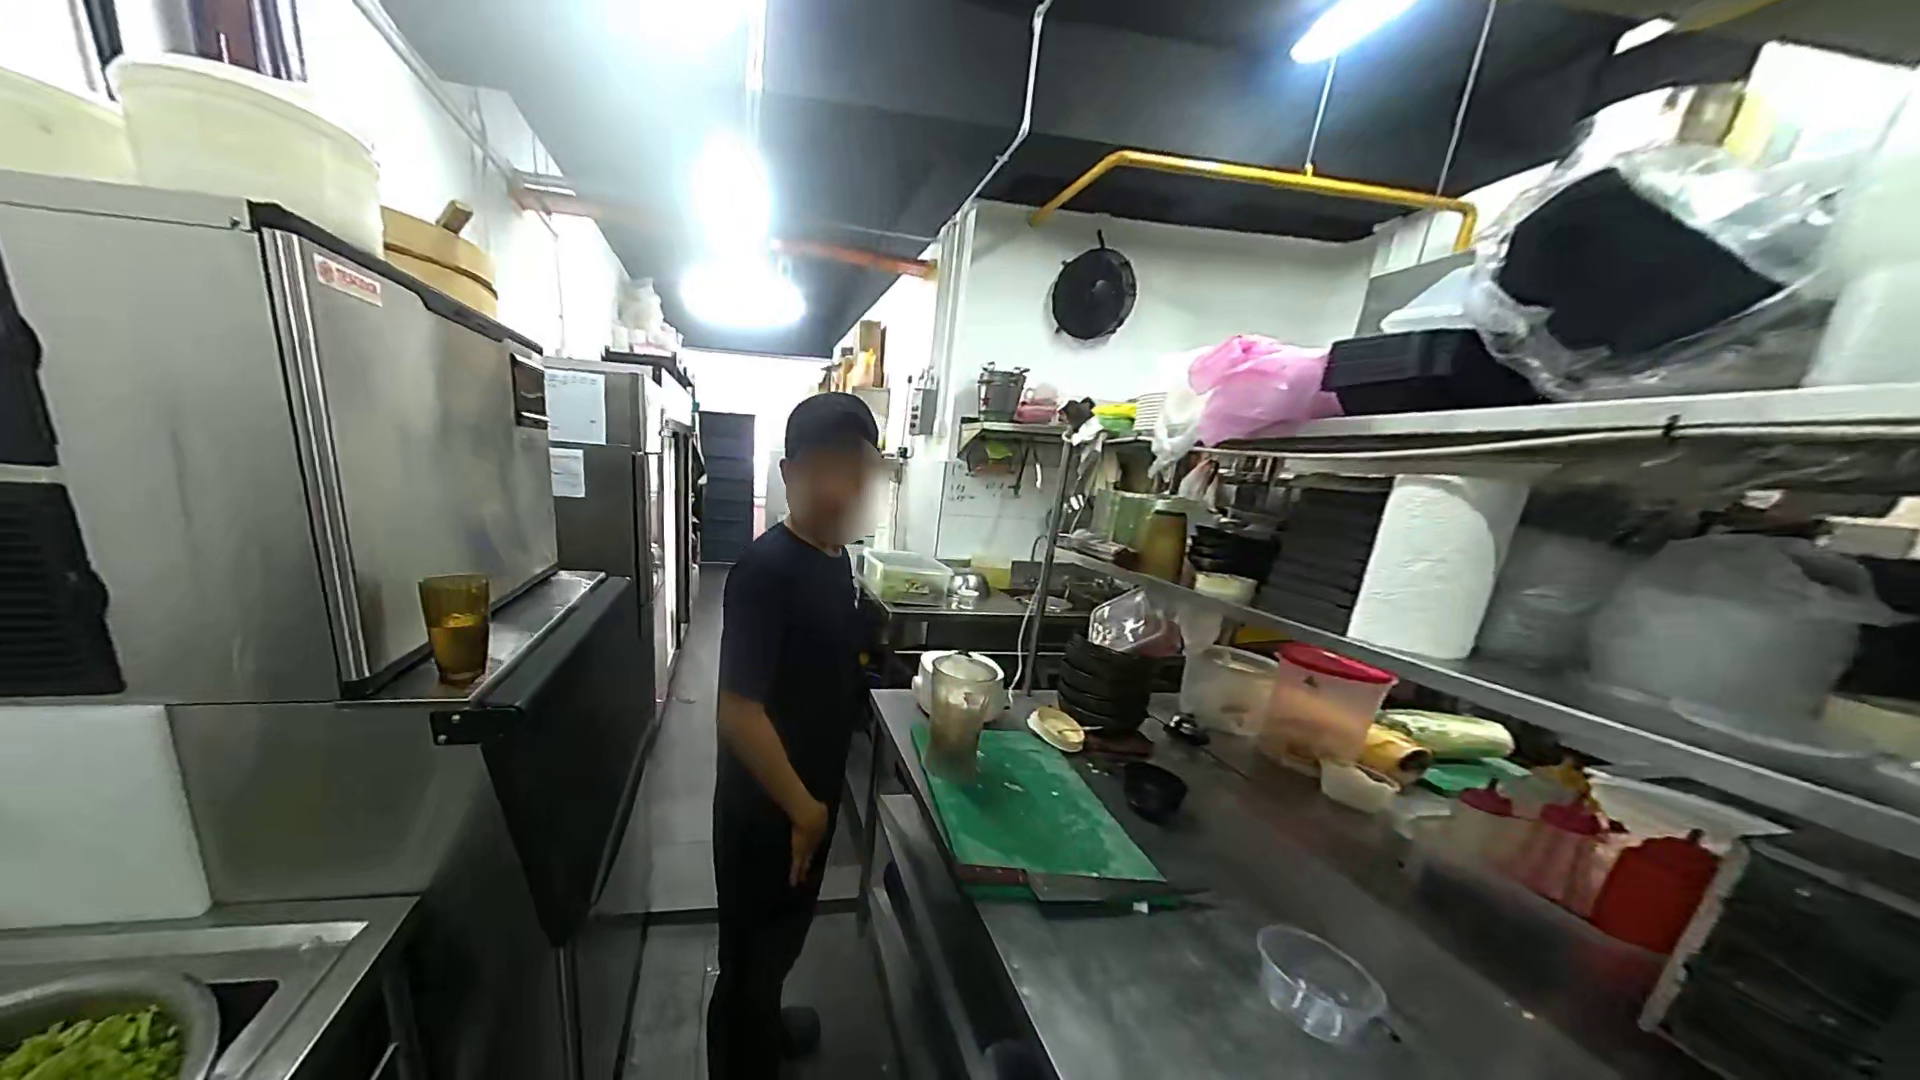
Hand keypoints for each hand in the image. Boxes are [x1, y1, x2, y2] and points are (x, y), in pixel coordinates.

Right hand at [789, 798, 829, 886]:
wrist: (811, 817)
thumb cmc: (817, 810)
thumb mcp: (821, 808)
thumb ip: (820, 809)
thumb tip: (821, 806)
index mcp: (820, 831)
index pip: (817, 841)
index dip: (815, 845)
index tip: (814, 850)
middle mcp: (815, 843)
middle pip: (812, 853)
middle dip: (811, 860)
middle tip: (810, 869)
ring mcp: (807, 849)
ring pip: (805, 862)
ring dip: (804, 871)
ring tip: (803, 880)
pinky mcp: (798, 853)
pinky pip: (797, 866)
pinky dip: (795, 875)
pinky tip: (793, 883)